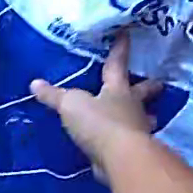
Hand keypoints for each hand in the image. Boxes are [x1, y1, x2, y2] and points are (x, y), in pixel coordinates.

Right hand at [29, 35, 162, 183]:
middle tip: (158, 83)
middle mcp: (131, 106)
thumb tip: (34, 83)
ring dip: (145, 116)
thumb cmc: (99, 123)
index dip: (120, 49)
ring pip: (144, 117)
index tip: (126, 34)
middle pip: (142, 92)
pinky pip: (132, 140)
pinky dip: (131, 139)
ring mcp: (136, 129)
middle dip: (149, 87)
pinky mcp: (133, 151)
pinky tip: (127, 142)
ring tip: (149, 116)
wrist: (120, 158)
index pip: (117, 64)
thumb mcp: (71, 105)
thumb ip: (54, 95)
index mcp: (117, 89)